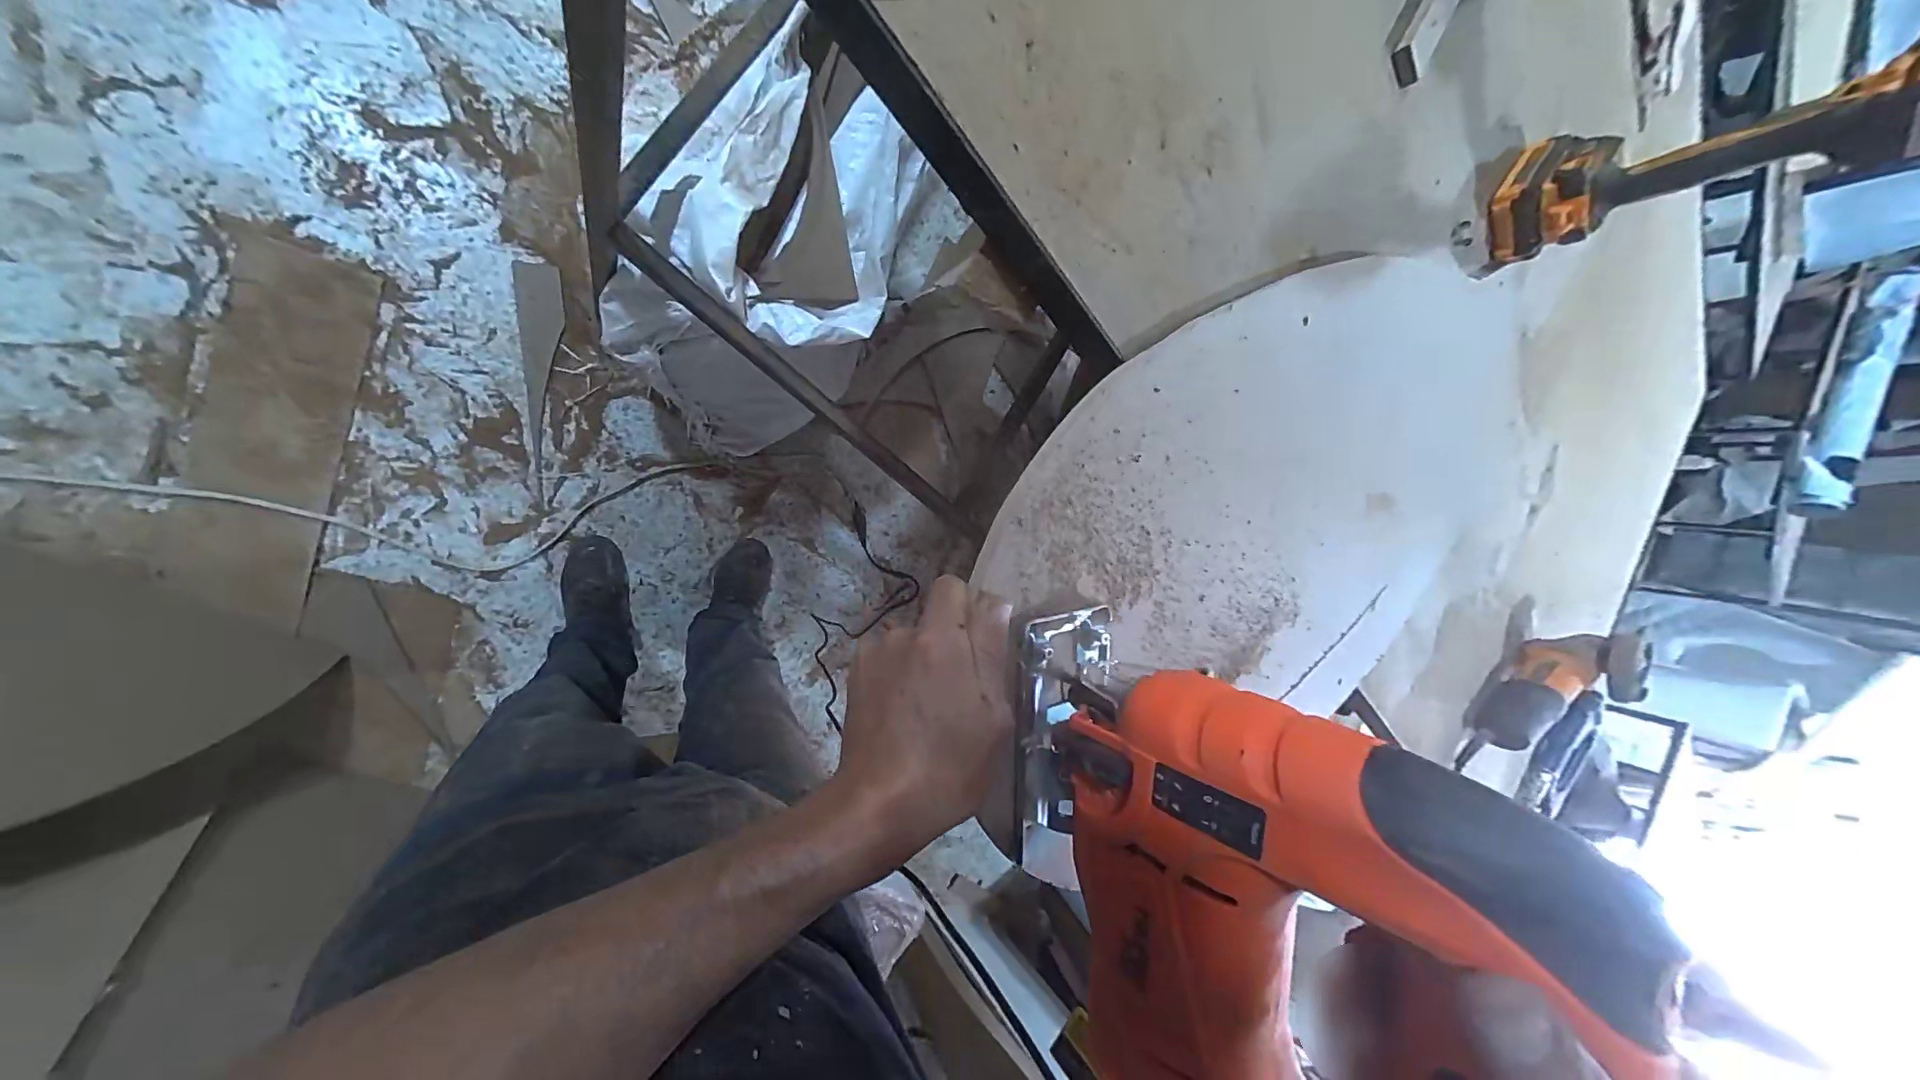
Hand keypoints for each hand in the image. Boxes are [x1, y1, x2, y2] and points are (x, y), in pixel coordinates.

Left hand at [829, 575, 1013, 868]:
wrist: (879, 802)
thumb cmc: (951, 765)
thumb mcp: (994, 713)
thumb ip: (993, 648)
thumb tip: (994, 602)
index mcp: (941, 639)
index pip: (953, 587)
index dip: (971, 607)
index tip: (982, 643)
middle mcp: (903, 634)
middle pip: (932, 614)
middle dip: (949, 637)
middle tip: (959, 685)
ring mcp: (875, 653)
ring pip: (910, 638)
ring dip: (921, 656)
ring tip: (927, 705)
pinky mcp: (855, 674)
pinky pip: (887, 657)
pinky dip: (897, 672)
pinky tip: (900, 710)